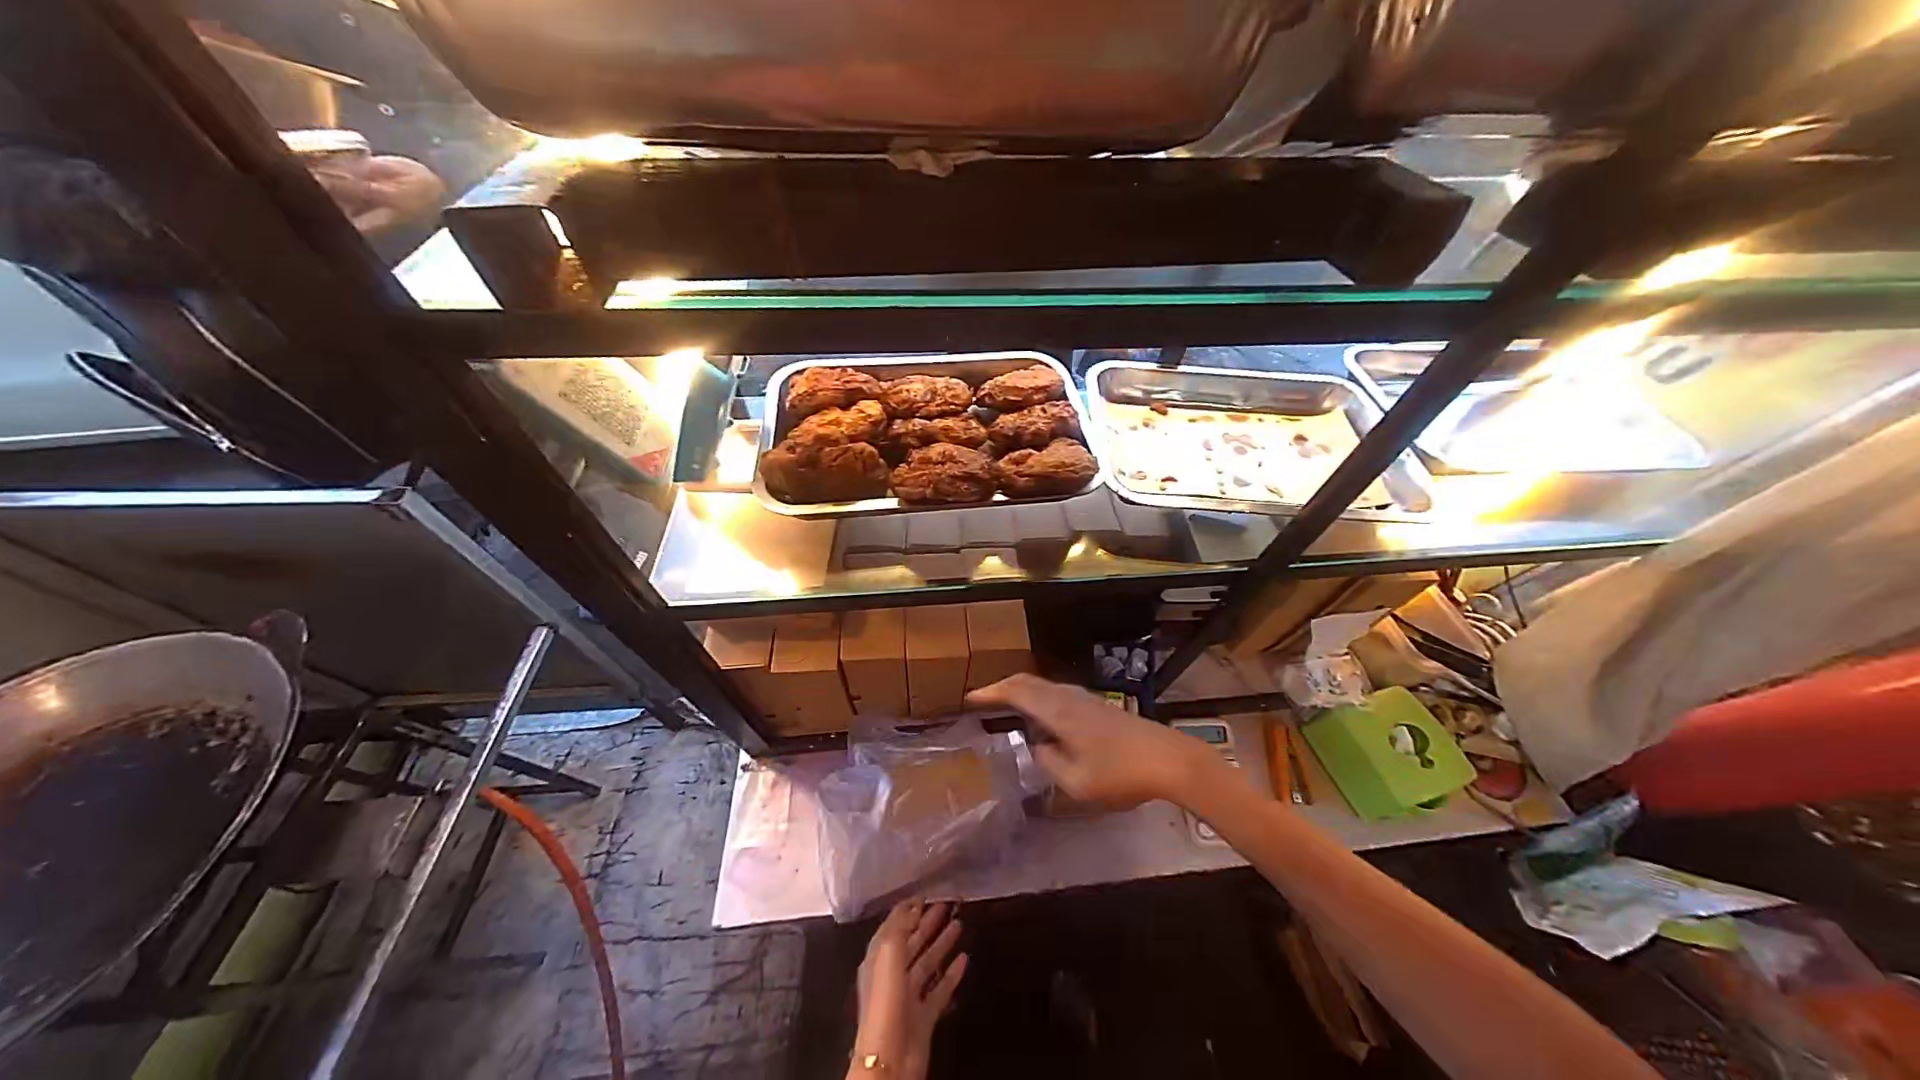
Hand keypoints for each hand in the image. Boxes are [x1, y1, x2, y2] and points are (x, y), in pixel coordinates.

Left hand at [852, 900, 967, 1079]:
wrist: (890, 1060)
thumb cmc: (886, 1002)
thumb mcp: (889, 955)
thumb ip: (901, 928)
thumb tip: (914, 905)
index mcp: (878, 959)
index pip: (892, 927)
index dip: (907, 910)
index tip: (925, 893)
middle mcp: (892, 975)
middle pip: (912, 943)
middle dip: (928, 922)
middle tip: (948, 904)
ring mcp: (908, 997)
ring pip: (927, 963)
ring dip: (941, 944)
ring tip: (959, 924)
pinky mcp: (923, 1017)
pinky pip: (940, 990)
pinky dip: (951, 975)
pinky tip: (964, 960)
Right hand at [967, 674, 1220, 809]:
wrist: (1170, 761)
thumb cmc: (1121, 774)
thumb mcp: (1077, 782)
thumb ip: (1049, 763)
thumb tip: (1037, 747)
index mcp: (1059, 712)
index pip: (1016, 692)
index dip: (990, 692)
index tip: (969, 698)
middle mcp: (1070, 698)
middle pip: (1029, 682)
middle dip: (1003, 686)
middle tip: (983, 699)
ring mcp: (1087, 700)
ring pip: (1045, 685)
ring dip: (1022, 690)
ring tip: (1007, 704)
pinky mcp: (1100, 708)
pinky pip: (1058, 693)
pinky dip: (1039, 697)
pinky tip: (1044, 715)